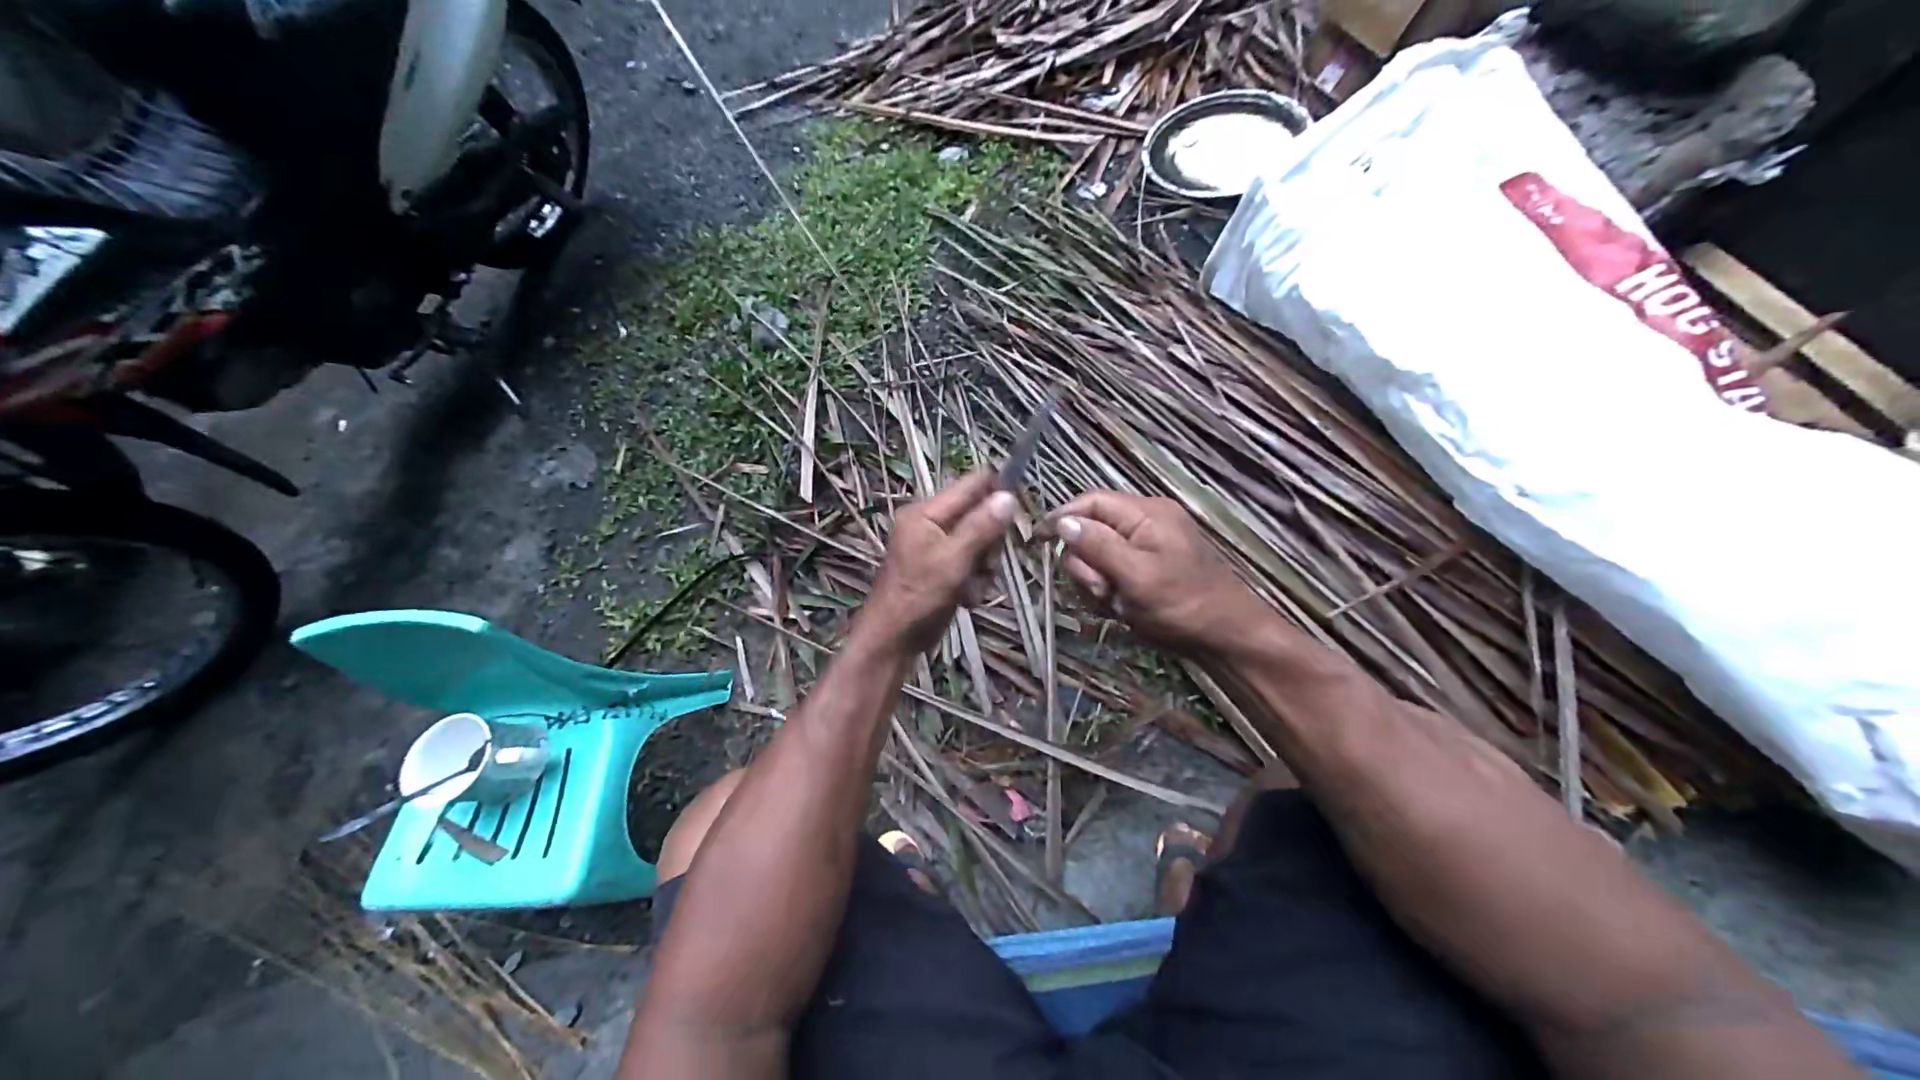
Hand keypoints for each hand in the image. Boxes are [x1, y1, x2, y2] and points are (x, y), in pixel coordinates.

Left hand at [860, 472, 1018, 654]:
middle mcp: (930, 524)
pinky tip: (966, 598)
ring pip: (979, 544)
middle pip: (979, 516)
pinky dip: (973, 582)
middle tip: (984, 564)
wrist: (893, 640)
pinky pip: (970, 564)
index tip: (1015, 515)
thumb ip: (982, 527)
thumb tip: (1009, 496)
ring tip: (971, 588)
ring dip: (983, 568)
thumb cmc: (918, 597)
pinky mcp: (941, 569)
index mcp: (926, 512)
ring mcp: (935, 547)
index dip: (996, 493)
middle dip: (989, 543)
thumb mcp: (954, 559)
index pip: (971, 485)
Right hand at [1045, 492, 1267, 654]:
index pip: (1090, 502)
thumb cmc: (1183, 604)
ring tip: (1115, 602)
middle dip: (1086, 563)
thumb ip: (1098, 546)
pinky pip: (1114, 569)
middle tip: (1100, 591)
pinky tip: (1123, 607)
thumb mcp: (1136, 575)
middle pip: (1091, 529)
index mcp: (1146, 513)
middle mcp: (1146, 521)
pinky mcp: (1149, 566)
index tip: (1037, 542)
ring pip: (1098, 554)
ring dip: (1097, 580)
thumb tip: (1062, 523)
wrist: (1228, 636)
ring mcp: (1149, 544)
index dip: (1062, 519)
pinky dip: (1110, 588)